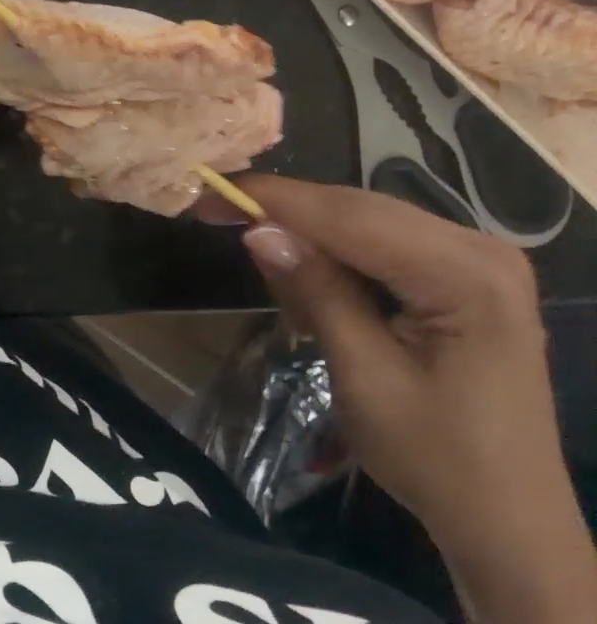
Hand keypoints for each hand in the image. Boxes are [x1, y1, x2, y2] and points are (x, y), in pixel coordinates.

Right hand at [216, 175, 596, 619]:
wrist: (505, 513)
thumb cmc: (434, 452)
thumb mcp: (362, 373)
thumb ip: (315, 292)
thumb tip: (257, 230)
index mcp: (466, 276)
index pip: (348, 216)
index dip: (269, 199)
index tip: (202, 194)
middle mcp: (481, 253)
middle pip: (358, 208)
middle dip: (282, 207)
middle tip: (208, 211)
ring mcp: (478, 264)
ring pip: (366, 219)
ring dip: (304, 229)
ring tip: (252, 247)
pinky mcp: (464, 279)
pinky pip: (382, 242)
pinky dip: (333, 249)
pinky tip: (303, 270)